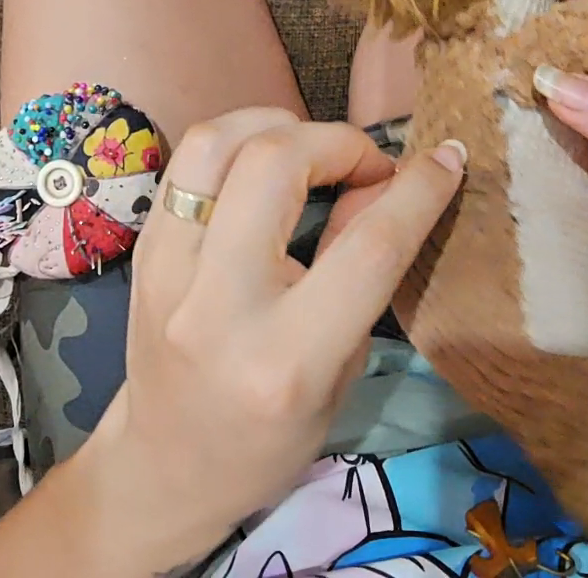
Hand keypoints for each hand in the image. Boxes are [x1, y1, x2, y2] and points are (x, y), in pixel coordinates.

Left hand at [72, 108, 465, 571]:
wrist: (165, 464)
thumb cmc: (270, 436)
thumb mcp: (342, 368)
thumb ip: (363, 267)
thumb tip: (382, 179)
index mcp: (286, 356)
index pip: (367, 247)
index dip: (417, 191)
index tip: (445, 159)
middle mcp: (217, 302)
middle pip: (274, 164)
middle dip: (336, 141)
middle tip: (365, 163)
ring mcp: (166, 268)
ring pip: (214, 143)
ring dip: (276, 124)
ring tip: (311, 149)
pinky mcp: (142, 248)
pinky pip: (188, 163)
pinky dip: (238, 143)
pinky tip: (265, 163)